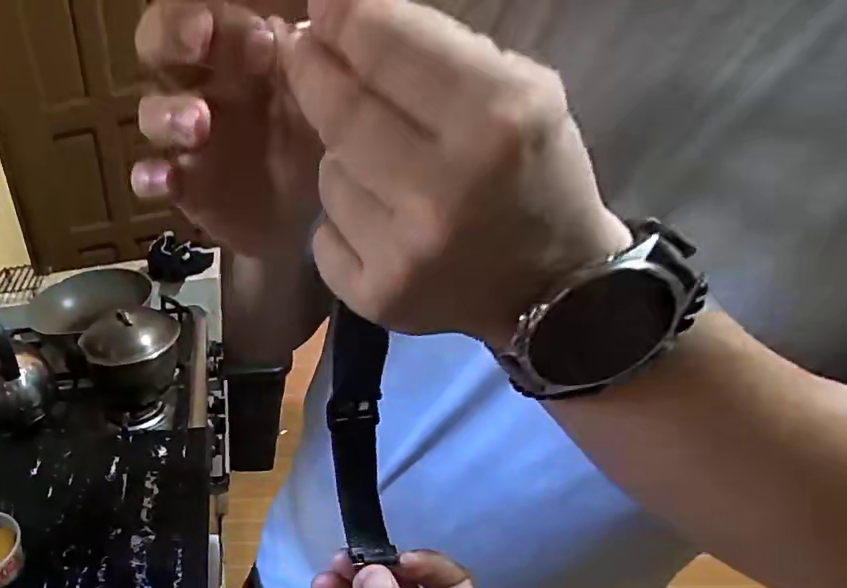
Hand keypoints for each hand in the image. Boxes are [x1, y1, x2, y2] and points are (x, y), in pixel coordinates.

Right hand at [133, 2, 324, 258]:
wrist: (307, 218)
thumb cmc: (310, 142)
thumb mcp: (318, 97)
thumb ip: (303, 60)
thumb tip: (285, 27)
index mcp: (233, 53)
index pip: (196, 14)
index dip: (195, 12)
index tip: (222, 26)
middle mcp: (201, 87)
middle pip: (157, 45)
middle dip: (169, 36)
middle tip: (198, 42)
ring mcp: (186, 139)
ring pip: (151, 112)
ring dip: (166, 113)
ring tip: (197, 126)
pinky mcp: (182, 186)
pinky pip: (148, 175)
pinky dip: (149, 176)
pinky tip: (166, 179)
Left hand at [280, 0, 632, 344]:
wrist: (544, 287)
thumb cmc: (534, 179)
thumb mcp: (520, 93)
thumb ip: (439, 58)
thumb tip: (346, 25)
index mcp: (493, 123)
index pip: (392, 52)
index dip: (345, 19)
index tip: (320, 4)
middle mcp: (439, 193)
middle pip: (342, 116)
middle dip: (313, 73)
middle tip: (302, 51)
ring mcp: (400, 255)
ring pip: (329, 178)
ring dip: (343, 161)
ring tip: (385, 171)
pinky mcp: (374, 298)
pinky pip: (325, 237)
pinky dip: (342, 221)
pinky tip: (379, 226)